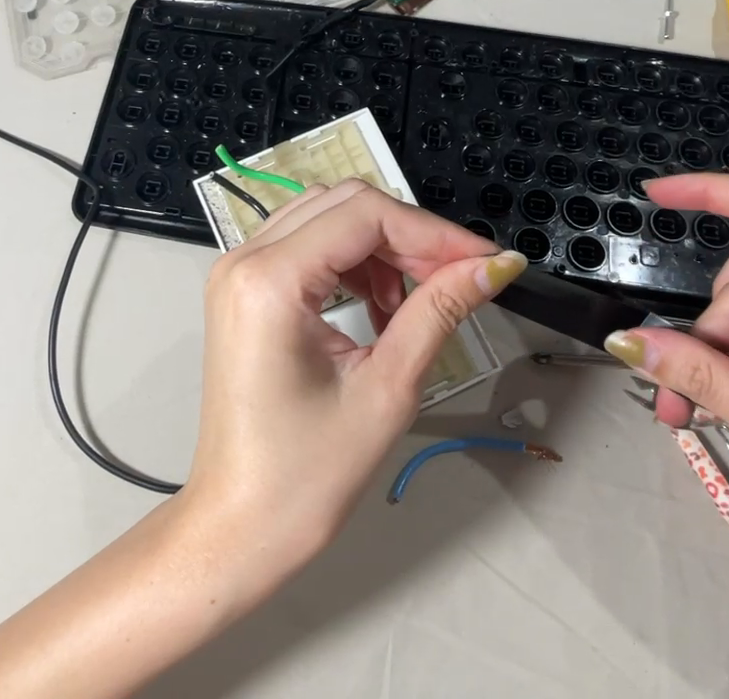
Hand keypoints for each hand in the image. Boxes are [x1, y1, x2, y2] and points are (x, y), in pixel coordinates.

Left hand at [185, 178, 526, 565]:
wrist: (241, 523)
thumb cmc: (301, 476)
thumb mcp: (386, 389)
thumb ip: (438, 312)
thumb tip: (491, 268)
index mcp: (269, 282)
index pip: (366, 215)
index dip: (433, 232)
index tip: (484, 260)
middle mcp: (243, 263)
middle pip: (345, 205)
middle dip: (410, 235)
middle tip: (459, 277)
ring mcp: (237, 275)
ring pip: (326, 219)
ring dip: (381, 248)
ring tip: (416, 302)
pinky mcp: (245, 292)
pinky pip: (307, 247)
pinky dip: (352, 262)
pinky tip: (381, 307)